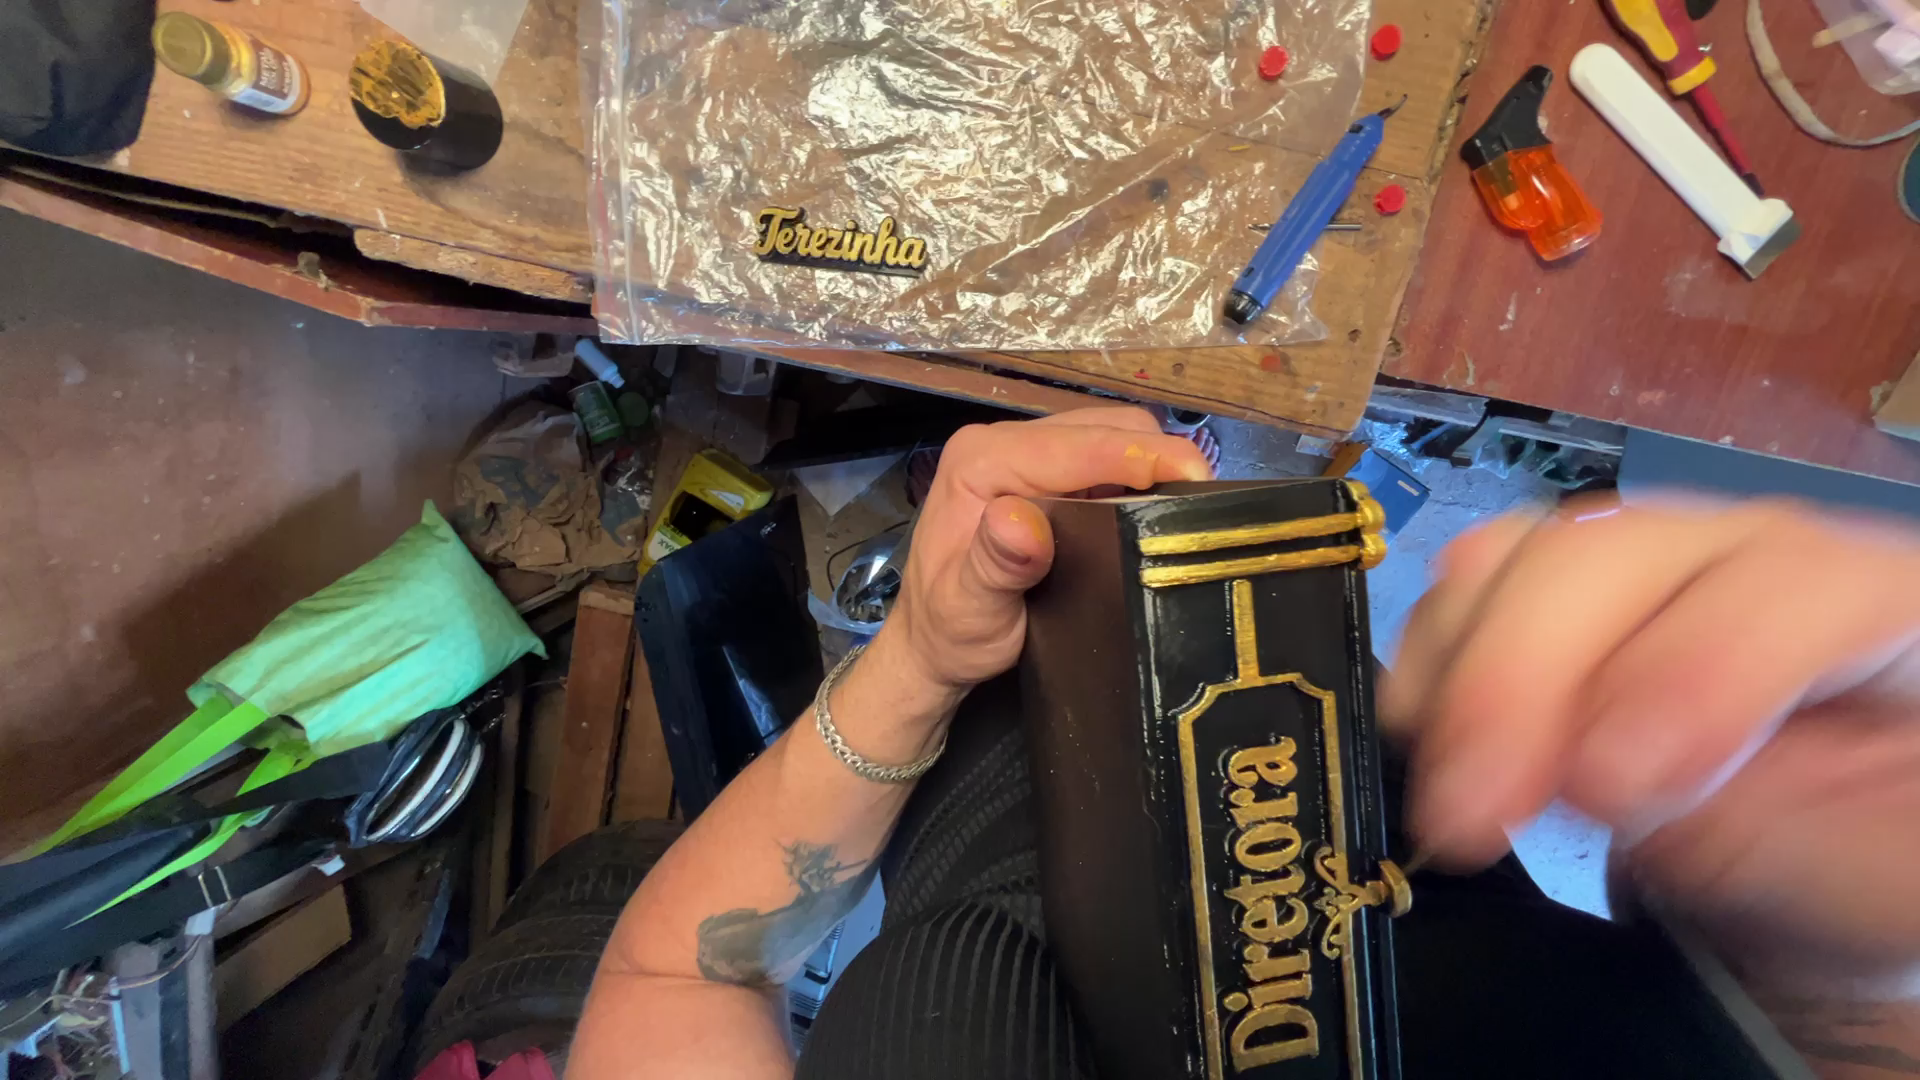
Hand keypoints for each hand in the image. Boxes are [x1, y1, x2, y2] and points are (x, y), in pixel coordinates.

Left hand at [879, 407, 1211, 691]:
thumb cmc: (950, 631)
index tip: (1194, 480)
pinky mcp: (1042, 473)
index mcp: (980, 461)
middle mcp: (1000, 444)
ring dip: (1149, 464)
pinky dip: (1134, 476)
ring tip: (1182, 507)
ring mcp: (1022, 455)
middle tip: (1198, 504)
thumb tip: (1023, 519)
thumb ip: (995, 565)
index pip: (1072, 444)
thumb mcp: (970, 609)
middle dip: (1155, 456)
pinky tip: (1150, 509)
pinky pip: (1102, 458)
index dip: (1138, 457)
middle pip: (1099, 426)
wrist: (933, 643)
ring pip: (1108, 435)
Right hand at [1383, 496, 1919, 990]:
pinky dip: (1421, 669)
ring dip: (1451, 679)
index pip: (1781, 589)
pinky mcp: (1518, 587)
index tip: (1604, 793)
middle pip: (1592, 557)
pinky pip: (1445, 598)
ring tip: (1446, 787)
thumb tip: (1594, 780)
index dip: (1684, 681)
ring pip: (1497, 566)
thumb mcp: (1874, 875)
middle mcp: (1725, 548)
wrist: (1791, 834)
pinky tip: (1427, 737)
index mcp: (1868, 594)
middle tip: (1468, 805)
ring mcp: (1607, 559)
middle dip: (1511, 682)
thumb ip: (1776, 829)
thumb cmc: (1857, 854)